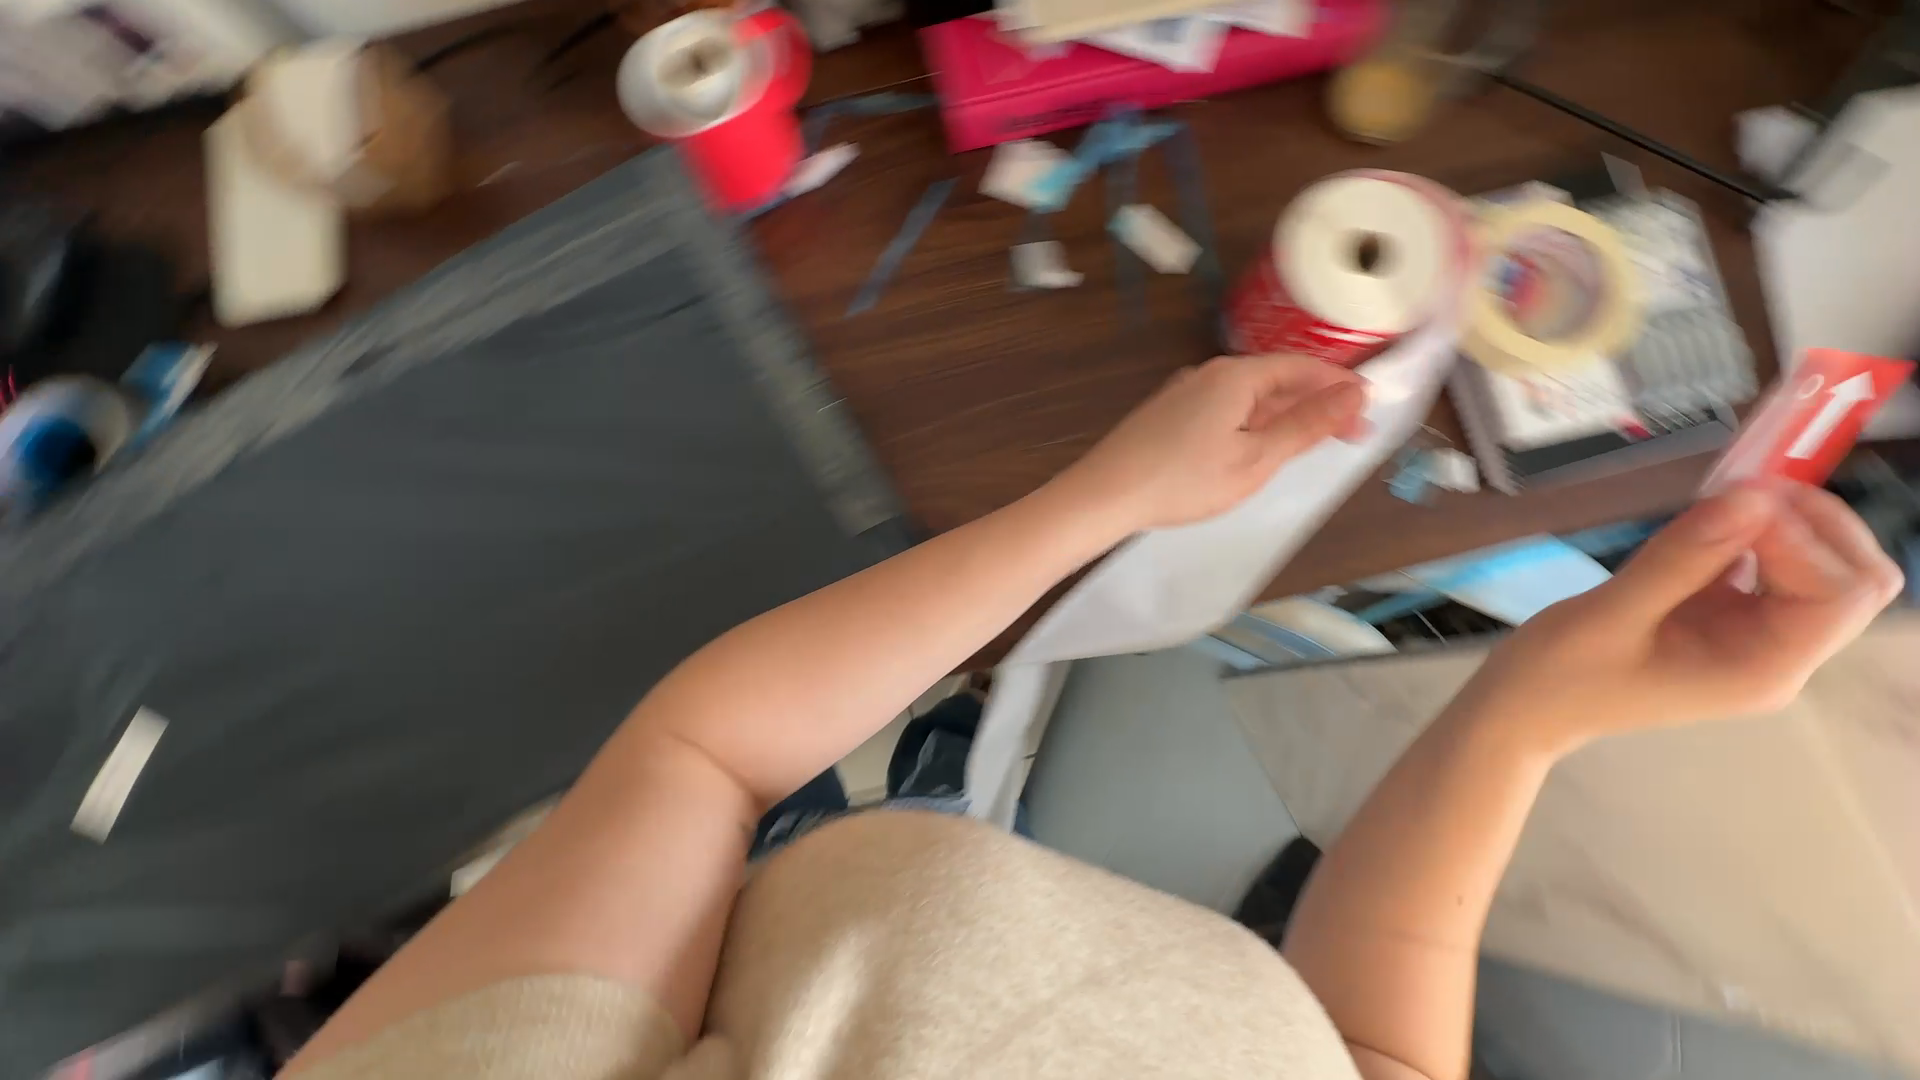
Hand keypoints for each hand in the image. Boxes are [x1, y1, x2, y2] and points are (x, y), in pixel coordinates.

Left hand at [1051, 354, 1367, 531]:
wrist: (1104, 495)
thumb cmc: (1182, 481)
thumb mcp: (1256, 458)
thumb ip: (1306, 425)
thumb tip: (1354, 392)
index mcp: (1235, 376)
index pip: (1302, 367)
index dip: (1340, 387)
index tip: (1368, 413)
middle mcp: (1207, 374)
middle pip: (1275, 379)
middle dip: (1314, 404)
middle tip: (1346, 437)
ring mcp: (1182, 393)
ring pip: (1247, 397)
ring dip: (1282, 415)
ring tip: (1306, 445)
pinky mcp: (1166, 414)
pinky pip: (1222, 409)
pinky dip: (1249, 424)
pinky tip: (1252, 449)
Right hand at [1462, 480, 1903, 752]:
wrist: (1520, 710)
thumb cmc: (1554, 675)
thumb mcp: (1607, 615)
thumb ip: (1679, 559)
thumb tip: (1748, 498)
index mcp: (1759, 669)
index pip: (1834, 594)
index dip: (1802, 537)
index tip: (1739, 496)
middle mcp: (1775, 660)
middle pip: (1847, 583)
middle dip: (1811, 526)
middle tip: (1745, 485)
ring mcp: (1751, 644)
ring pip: (1813, 575)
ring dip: (1780, 530)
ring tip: (1721, 499)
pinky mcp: (1723, 628)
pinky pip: (1763, 577)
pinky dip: (1746, 543)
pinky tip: (1702, 527)